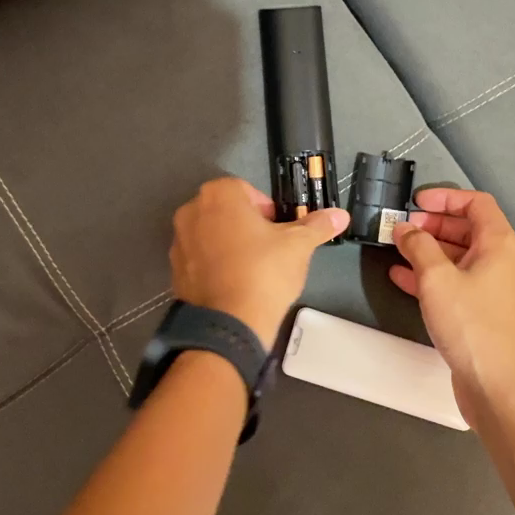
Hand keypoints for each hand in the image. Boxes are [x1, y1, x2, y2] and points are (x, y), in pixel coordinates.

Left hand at [170, 178, 348, 346]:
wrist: (228, 323)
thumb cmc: (264, 272)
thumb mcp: (298, 245)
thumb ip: (317, 226)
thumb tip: (340, 215)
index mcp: (218, 195)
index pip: (246, 190)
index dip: (266, 208)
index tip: (279, 229)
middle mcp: (191, 211)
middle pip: (226, 210)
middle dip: (247, 224)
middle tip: (269, 247)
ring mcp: (178, 241)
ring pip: (210, 234)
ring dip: (229, 243)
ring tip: (252, 268)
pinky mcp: (174, 270)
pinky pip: (199, 258)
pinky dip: (214, 264)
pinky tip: (234, 283)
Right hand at [391, 188, 514, 412]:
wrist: (503, 389)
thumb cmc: (473, 326)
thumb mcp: (437, 279)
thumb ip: (418, 247)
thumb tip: (406, 228)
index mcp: (501, 245)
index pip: (477, 204)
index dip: (446, 197)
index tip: (415, 203)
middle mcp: (504, 263)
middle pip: (468, 230)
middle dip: (433, 225)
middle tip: (402, 229)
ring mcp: (497, 291)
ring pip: (460, 259)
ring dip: (429, 252)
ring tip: (396, 251)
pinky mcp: (486, 316)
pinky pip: (458, 285)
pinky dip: (433, 278)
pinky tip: (403, 279)